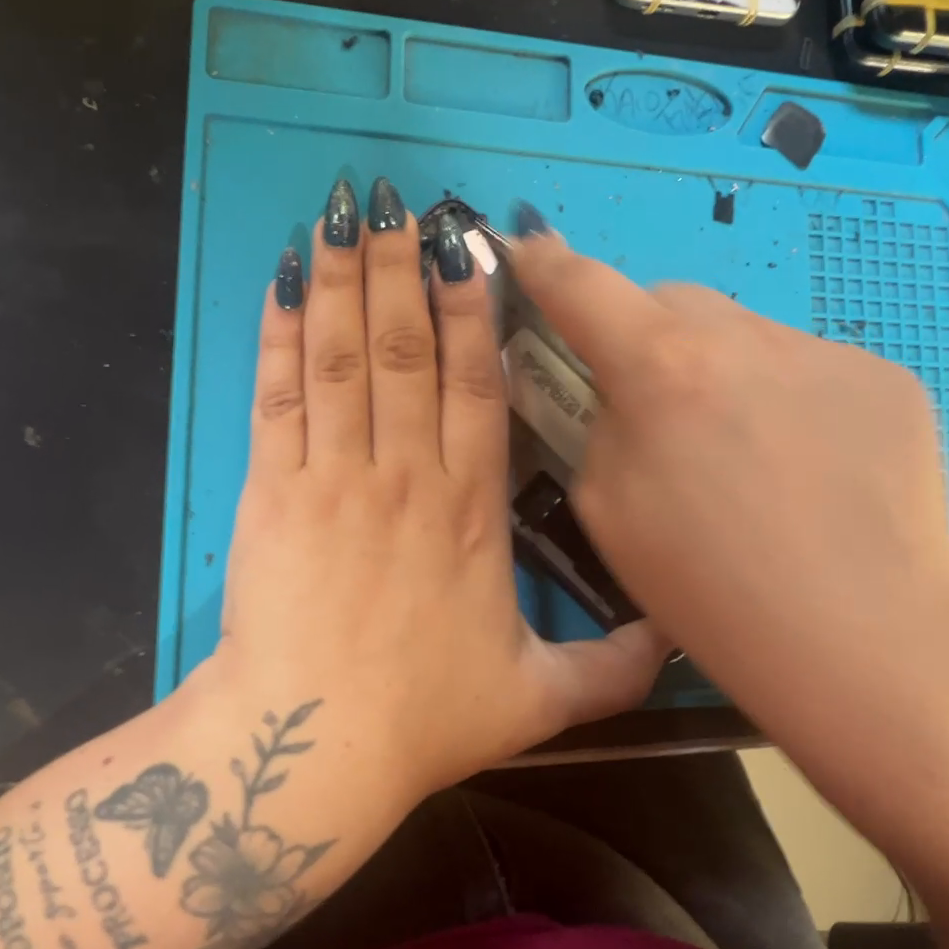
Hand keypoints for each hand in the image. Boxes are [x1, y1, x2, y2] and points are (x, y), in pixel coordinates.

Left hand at [201, 179, 666, 803]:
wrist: (313, 747)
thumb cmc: (422, 720)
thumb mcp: (538, 702)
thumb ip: (614, 669)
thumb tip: (678, 644)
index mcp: (471, 508)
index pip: (476, 384)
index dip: (470, 308)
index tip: (465, 246)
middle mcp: (405, 473)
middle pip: (405, 348)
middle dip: (399, 268)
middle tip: (395, 200)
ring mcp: (332, 475)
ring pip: (342, 356)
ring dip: (343, 279)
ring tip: (340, 213)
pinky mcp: (270, 489)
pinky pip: (276, 396)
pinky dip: (278, 335)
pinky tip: (281, 282)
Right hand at [506, 208, 948, 705]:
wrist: (867, 641)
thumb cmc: (709, 589)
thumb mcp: (607, 510)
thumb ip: (597, 427)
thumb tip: (617, 394)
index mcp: (661, 368)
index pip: (582, 286)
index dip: (545, 266)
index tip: (526, 251)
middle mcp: (743, 335)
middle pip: (671, 303)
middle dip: (646, 336)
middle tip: (652, 407)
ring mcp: (824, 350)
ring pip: (743, 336)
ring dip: (720, 371)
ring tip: (744, 458)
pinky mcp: (885, 378)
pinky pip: (807, 369)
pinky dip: (786, 401)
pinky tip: (806, 471)